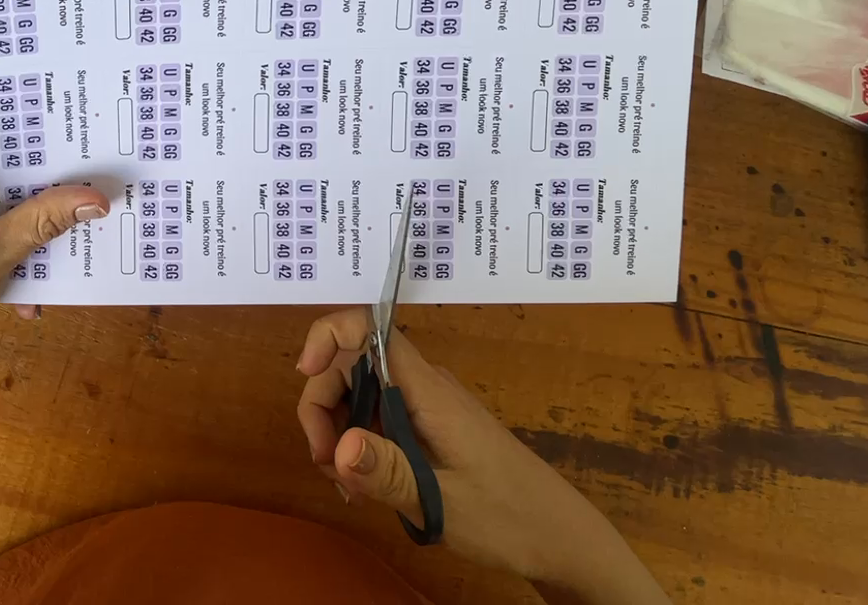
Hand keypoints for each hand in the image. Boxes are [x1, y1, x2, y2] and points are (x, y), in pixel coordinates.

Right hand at [296, 310, 667, 602]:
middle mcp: (419, 384)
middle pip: (349, 365)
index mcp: (424, 388)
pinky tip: (362, 482)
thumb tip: (335, 448)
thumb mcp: (443, 503)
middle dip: (323, 406)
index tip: (305, 374)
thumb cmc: (508, 517)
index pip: (368, 327)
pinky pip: (375, 415)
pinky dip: (357, 441)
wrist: (562, 540)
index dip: (328, 335)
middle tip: (326, 466)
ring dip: (337, 429)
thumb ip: (388, 474)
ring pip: (358, 392)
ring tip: (346, 485)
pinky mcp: (424, 425)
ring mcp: (421, 403)